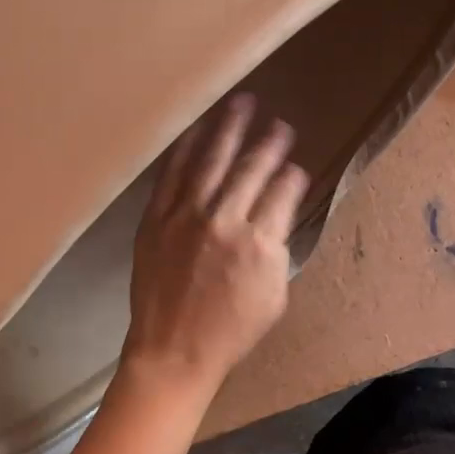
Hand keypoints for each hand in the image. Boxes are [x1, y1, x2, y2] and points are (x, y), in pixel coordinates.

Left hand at [121, 94, 309, 392]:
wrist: (174, 350)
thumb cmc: (232, 332)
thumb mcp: (274, 296)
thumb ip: (279, 250)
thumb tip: (279, 217)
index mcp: (260, 244)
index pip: (283, 192)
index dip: (293, 176)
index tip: (297, 166)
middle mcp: (224, 221)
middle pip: (251, 168)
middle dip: (269, 142)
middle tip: (280, 123)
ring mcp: (186, 216)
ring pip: (212, 160)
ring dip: (229, 128)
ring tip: (243, 102)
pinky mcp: (157, 218)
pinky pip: (174, 173)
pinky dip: (188, 148)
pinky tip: (199, 130)